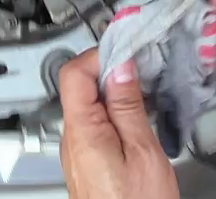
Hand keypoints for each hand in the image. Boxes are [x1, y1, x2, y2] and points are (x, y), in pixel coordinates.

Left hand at [57, 49, 179, 198]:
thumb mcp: (143, 152)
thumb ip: (128, 106)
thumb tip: (121, 66)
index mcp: (82, 132)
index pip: (74, 72)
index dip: (101, 55)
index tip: (128, 53)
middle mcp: (72, 141)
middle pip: (80, 86)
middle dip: (112, 72)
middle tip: (141, 72)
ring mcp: (78, 152)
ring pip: (89, 105)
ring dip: (115, 93)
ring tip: (142, 96)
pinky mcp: (87, 162)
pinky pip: (95, 124)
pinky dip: (114, 113)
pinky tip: (135, 119)